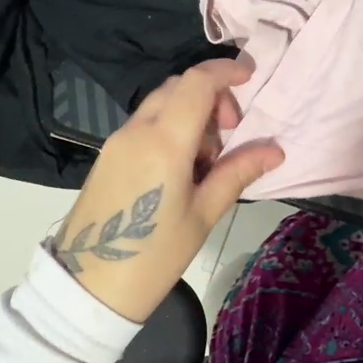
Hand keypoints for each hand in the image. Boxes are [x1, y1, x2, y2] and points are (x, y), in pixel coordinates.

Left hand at [51, 59, 283, 321]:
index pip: (197, 82)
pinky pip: (146, 122)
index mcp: (164, 141)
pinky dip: (172, 125)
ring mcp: (117, 141)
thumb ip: (238, 172)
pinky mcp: (108, 155)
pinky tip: (183, 166)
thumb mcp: (204, 214)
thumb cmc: (154, 255)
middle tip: (231, 133)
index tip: (252, 78)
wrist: (86, 291)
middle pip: (179, 86)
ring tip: (208, 157)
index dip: (226, 71)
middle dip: (212, 95)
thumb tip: (275, 149)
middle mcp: (136, 130)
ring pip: (161, 102)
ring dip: (192, 111)